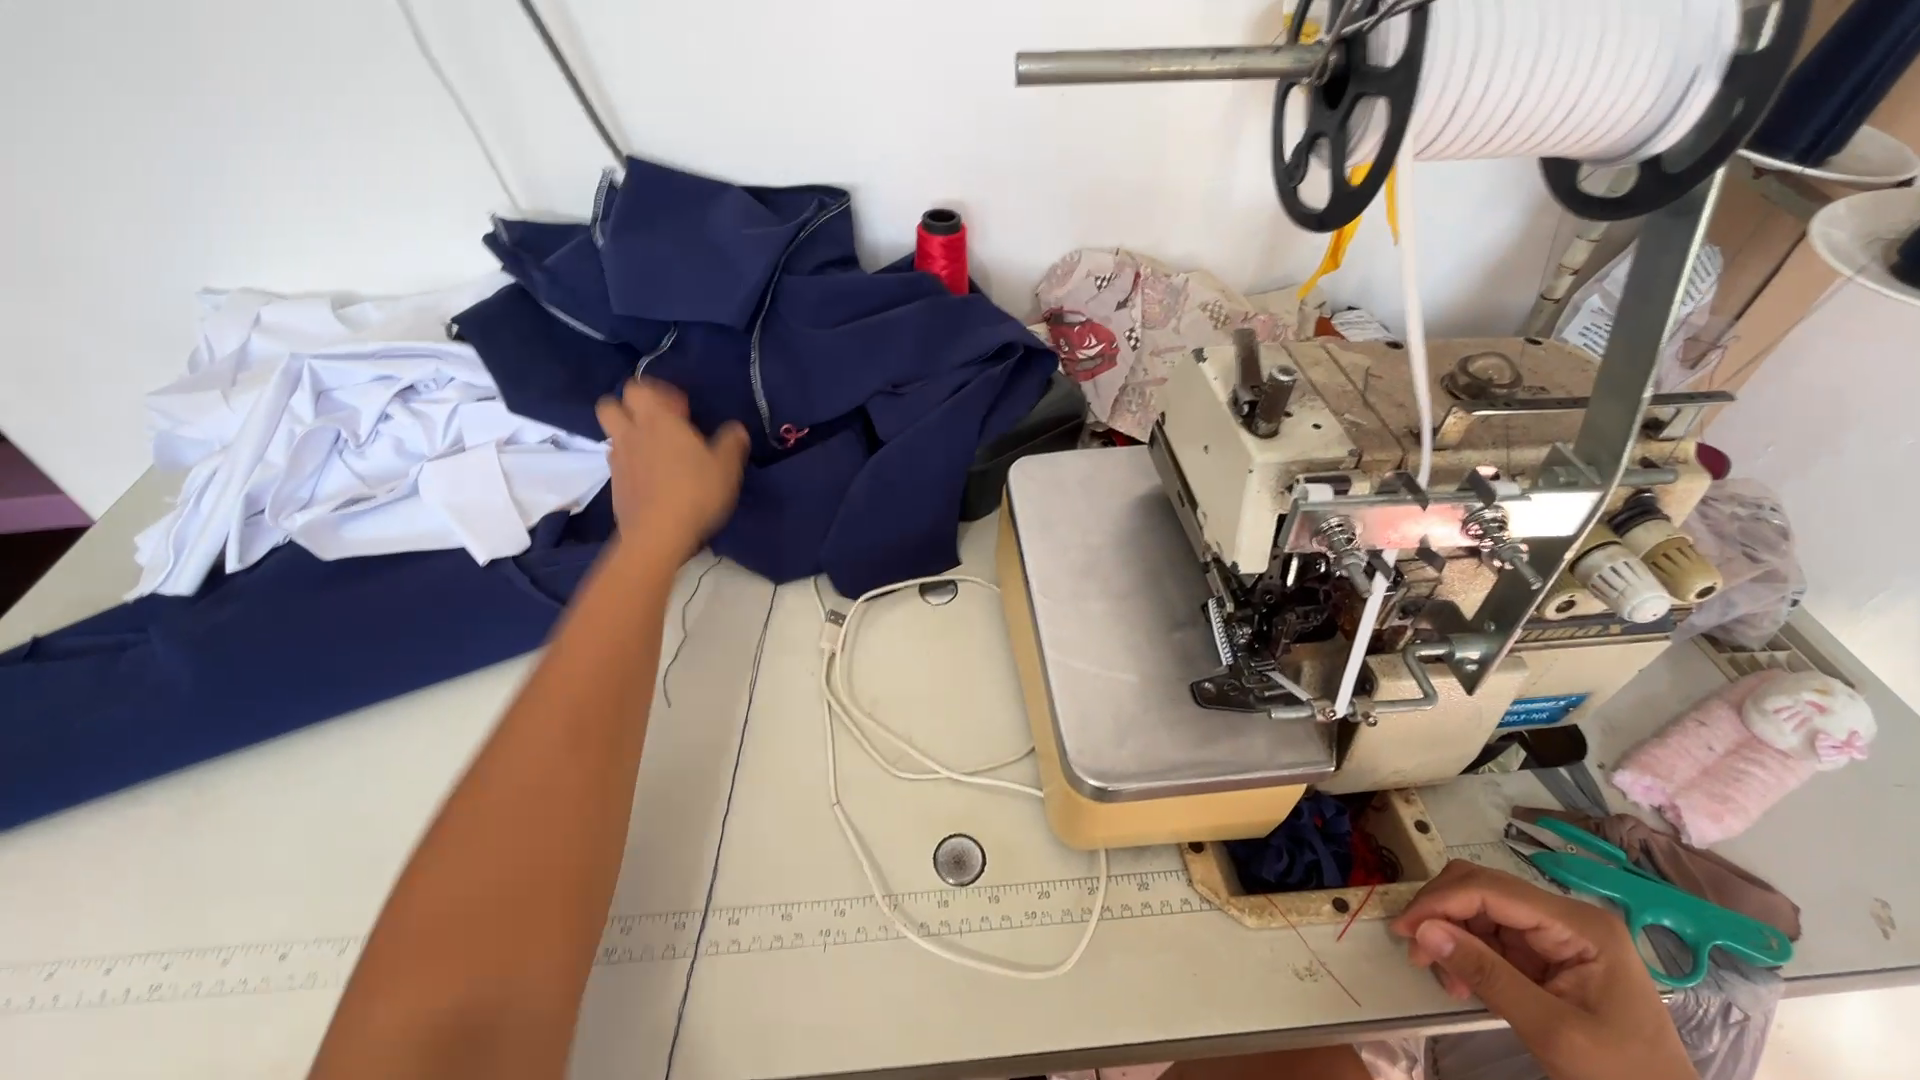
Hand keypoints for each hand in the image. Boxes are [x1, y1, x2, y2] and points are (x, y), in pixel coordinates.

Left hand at [594, 378, 750, 564]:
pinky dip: (630, 463)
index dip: (656, 391)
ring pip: (613, 435)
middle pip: (611, 405)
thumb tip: (736, 429)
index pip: (638, 387)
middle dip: (629, 407)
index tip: (680, 407)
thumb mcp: (726, 467)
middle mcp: (631, 433)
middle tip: (657, 423)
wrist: (658, 535)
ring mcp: (618, 460)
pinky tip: (652, 478)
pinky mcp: (614, 485)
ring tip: (655, 452)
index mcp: (657, 420)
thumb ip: (731, 443)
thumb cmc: (695, 492)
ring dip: (629, 435)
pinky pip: (618, 462)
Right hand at [1390, 861, 1696, 1079]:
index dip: (1440, 902)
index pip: (1491, 890)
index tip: (1403, 931)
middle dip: (1442, 914)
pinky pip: (1492, 938)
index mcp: (1579, 925)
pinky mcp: (1548, 955)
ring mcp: (1558, 935)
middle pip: (1483, 889)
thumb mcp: (1552, 1031)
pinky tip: (1463, 984)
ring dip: (1452, 937)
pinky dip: (1468, 955)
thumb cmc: (1620, 1073)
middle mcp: (1567, 918)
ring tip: (1445, 980)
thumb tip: (1422, 930)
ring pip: (1481, 911)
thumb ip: (1487, 976)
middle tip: (1417, 953)